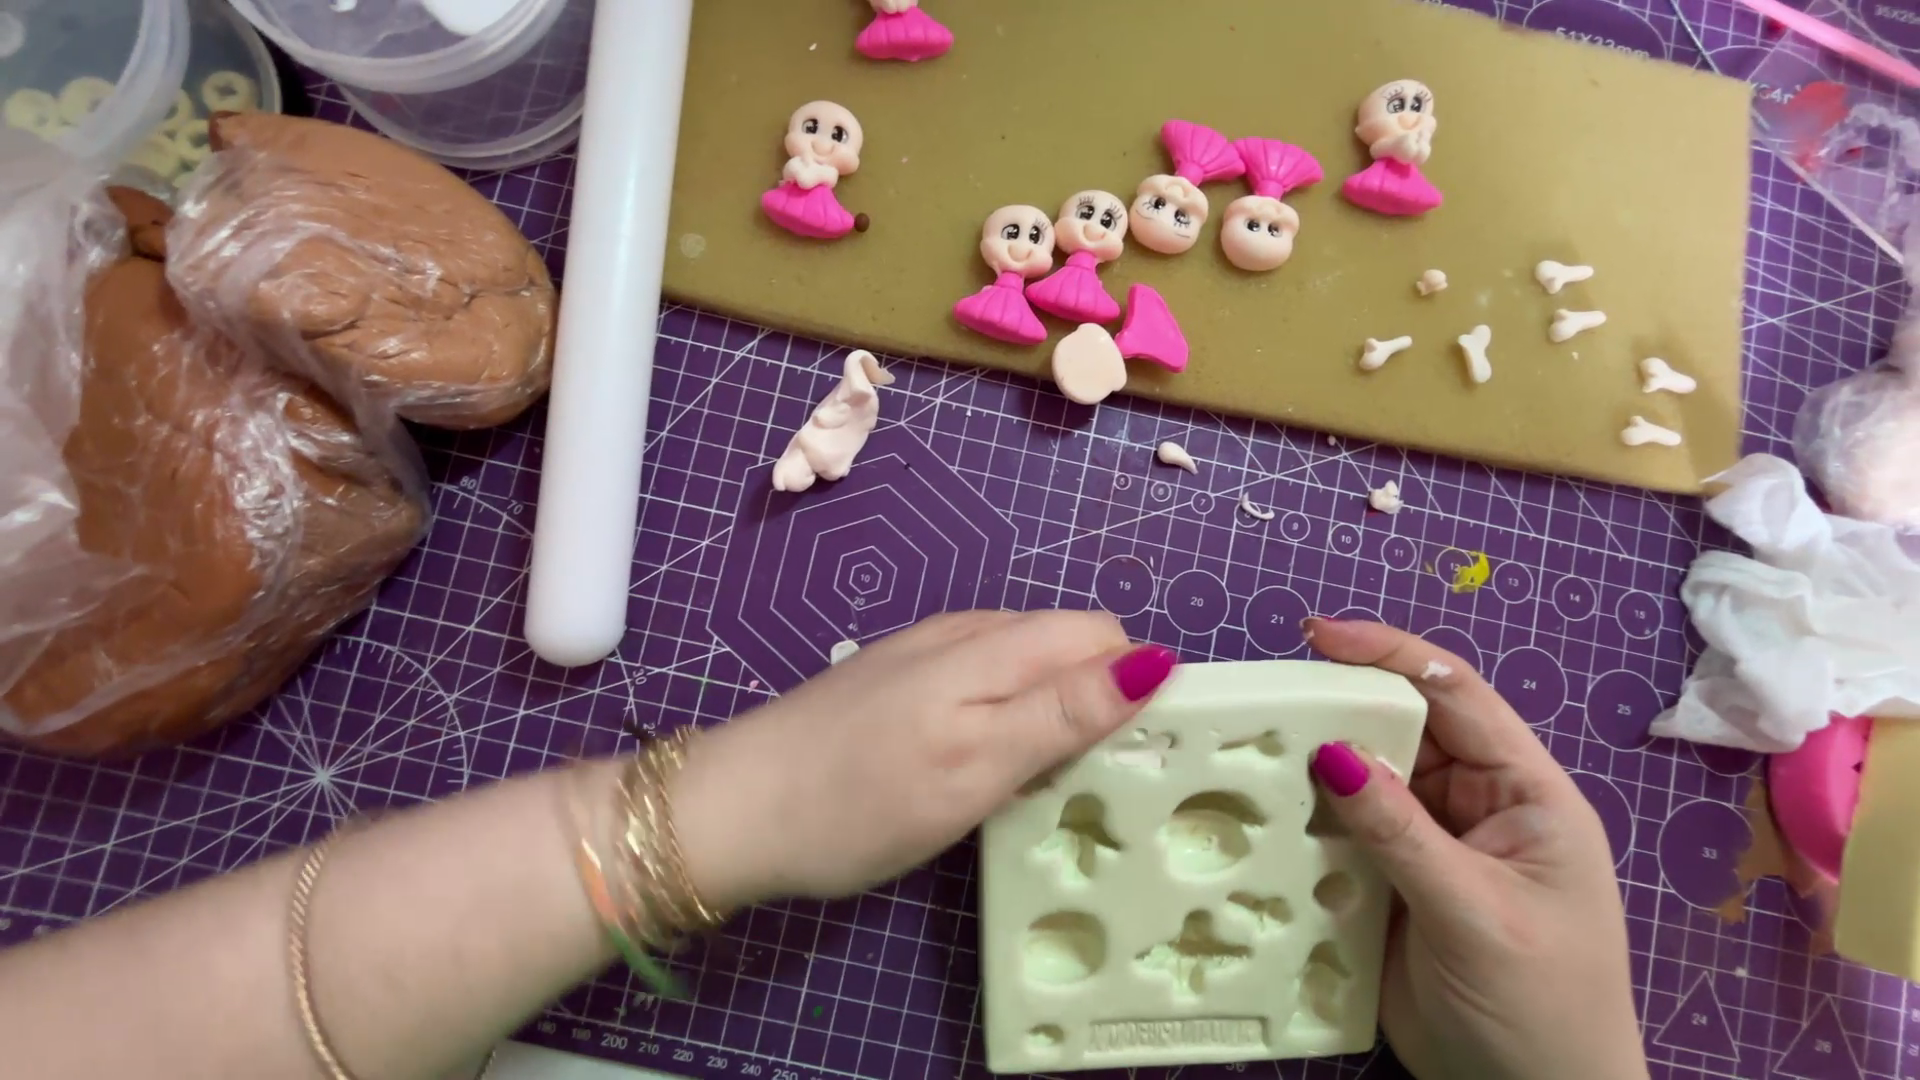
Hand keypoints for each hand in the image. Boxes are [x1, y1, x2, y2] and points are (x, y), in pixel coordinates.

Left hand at [669, 611, 1178, 909]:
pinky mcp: (900, 679)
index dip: (1132, 681)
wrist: (735, 808)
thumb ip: (1062, 710)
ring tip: (1045, 778)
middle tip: (1094, 777)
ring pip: (1024, 663)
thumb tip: (1153, 662)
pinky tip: (987, 761)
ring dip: (1053, 708)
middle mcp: (962, 633)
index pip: (1097, 634)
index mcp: (989, 647)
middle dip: (1097, 696)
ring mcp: (925, 654)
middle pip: (1064, 643)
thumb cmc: (861, 799)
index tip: (1142, 751)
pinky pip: (982, 680)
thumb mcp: (975, 765)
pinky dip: (1007, 713)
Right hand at [1303, 618, 1647, 1079]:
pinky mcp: (1385, 869)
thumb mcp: (1474, 914)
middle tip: (1270, 694)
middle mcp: (1472, 800)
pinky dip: (1304, 805)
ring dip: (1315, 755)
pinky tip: (1265, 798)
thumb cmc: (1538, 1012)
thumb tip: (1331, 751)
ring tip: (1254, 739)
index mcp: (1523, 793)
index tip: (1320, 636)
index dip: (1391, 655)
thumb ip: (1402, 831)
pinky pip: (1340, 819)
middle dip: (1341, 702)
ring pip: (1363, 770)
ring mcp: (1425, 836)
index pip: (1457, 695)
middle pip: (1401, 725)